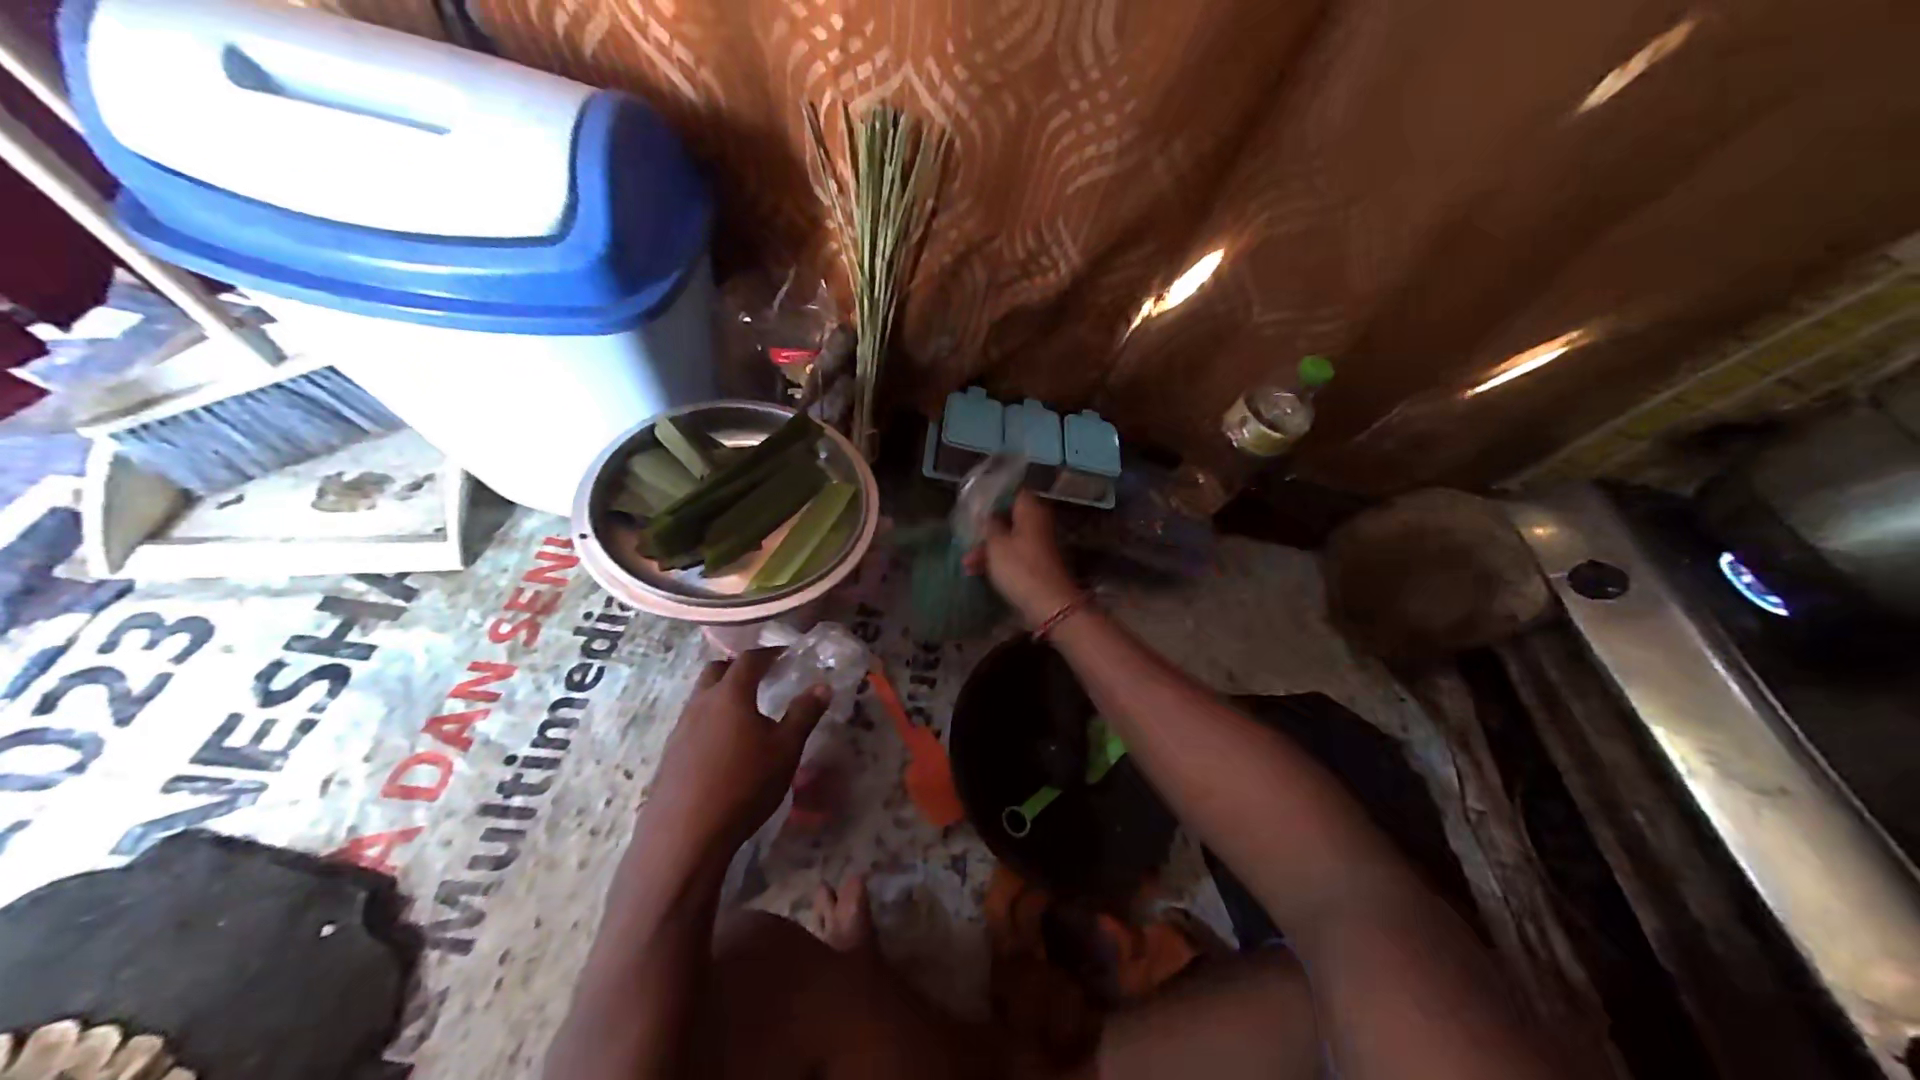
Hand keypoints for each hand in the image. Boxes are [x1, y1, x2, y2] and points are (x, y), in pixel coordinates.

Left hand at [646, 649, 829, 852]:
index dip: (768, 654)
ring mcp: (681, 728)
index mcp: (731, 694)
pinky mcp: (670, 754)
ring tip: (744, 712)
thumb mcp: (786, 749)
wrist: (687, 832)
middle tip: (760, 677)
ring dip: (721, 694)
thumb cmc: (745, 783)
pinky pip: (692, 723)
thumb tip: (822, 686)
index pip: (749, 660)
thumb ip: (804, 714)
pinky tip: (723, 745)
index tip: (784, 655)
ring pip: (700, 697)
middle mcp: (701, 703)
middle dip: (737, 668)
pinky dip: (710, 720)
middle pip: (716, 670)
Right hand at [969, 492, 1080, 625]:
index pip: (1013, 492)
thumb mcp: (996, 544)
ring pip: (1008, 538)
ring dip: (988, 548)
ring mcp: (1038, 545)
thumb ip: (988, 525)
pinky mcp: (1036, 565)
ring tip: (966, 564)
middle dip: (986, 528)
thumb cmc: (1020, 569)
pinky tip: (977, 572)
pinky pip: (1013, 555)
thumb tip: (985, 514)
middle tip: (966, 537)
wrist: (1048, 605)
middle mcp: (1037, 523)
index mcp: (1031, 510)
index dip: (993, 497)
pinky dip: (997, 561)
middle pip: (1008, 517)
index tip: (974, 505)